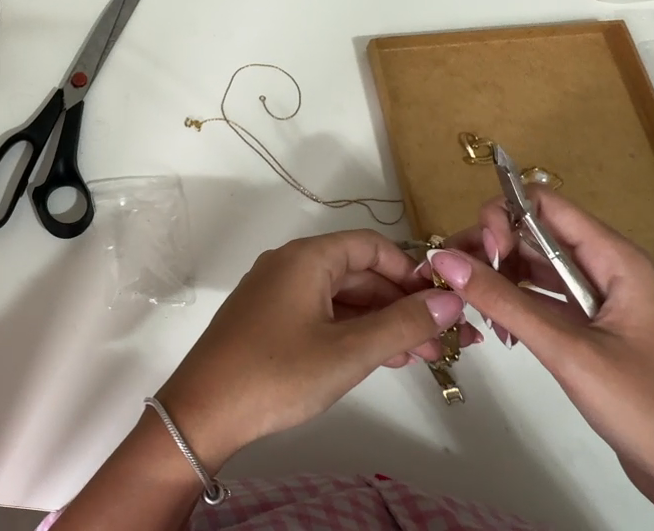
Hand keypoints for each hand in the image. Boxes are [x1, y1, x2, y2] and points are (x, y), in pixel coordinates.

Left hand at [155, 229, 473, 470]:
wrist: (206, 408)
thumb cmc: (278, 373)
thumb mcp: (349, 351)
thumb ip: (401, 324)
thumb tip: (447, 300)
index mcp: (306, 258)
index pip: (371, 245)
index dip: (410, 271)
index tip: (444, 304)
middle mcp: (290, 265)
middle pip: (358, 271)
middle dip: (402, 303)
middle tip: (444, 342)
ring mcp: (277, 292)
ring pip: (342, 296)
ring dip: (382, 321)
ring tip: (422, 356)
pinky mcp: (269, 319)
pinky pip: (322, 313)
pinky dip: (354, 330)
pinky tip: (382, 357)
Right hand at [427, 193, 653, 530]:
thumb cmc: (653, 410)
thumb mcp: (570, 351)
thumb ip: (503, 300)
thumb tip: (442, 258)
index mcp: (617, 260)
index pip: (544, 204)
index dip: (502, 216)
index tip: (478, 255)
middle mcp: (609, 271)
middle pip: (534, 233)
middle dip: (490, 248)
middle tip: (454, 281)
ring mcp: (605, 304)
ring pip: (537, 267)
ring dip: (499, 279)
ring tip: (467, 306)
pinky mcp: (598, 334)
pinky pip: (547, 300)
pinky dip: (517, 306)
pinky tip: (496, 329)